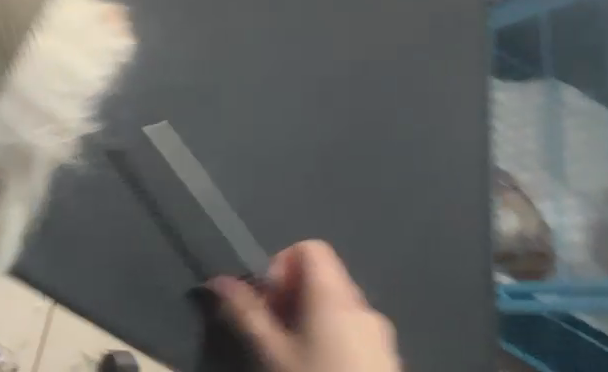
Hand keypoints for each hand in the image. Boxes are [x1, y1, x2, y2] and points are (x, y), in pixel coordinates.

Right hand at [209, 241, 399, 371]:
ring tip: (294, 351)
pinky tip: (318, 366)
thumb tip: (217, 280)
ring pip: (336, 307)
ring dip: (309, 317)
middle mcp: (365, 308)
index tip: (269, 297)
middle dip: (290, 294)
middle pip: (321, 278)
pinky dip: (331, 336)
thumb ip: (244, 310)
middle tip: (273, 328)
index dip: (282, 262)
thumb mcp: (272, 351)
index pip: (310, 247)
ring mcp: (382, 336)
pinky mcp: (390, 361)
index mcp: (336, 296)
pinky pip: (353, 330)